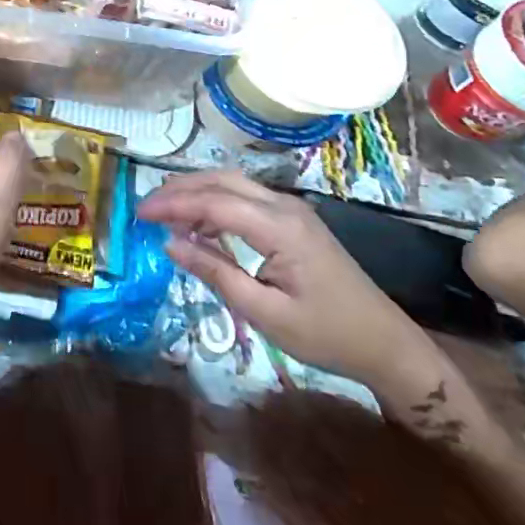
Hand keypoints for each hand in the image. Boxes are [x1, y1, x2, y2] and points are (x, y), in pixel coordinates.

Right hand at [138, 170, 434, 386]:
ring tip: (163, 212)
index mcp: (280, 227)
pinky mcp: (294, 220)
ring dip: (197, 192)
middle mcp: (285, 207)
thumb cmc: (325, 334)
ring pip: (234, 184)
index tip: (139, 213)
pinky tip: (199, 223)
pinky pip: (246, 199)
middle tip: (146, 207)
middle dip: (180, 189)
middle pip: (223, 181)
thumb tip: (170, 244)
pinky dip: (216, 203)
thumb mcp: (264, 312)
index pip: (214, 202)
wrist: (385, 343)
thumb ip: (215, 272)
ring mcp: (292, 210)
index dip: (173, 204)